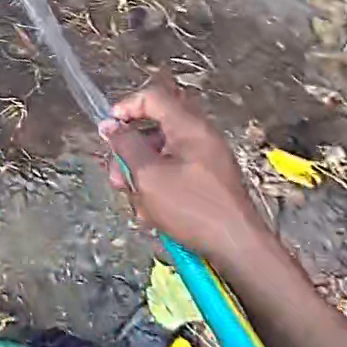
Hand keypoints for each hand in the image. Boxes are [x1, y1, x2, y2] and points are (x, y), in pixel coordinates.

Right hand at [99, 85, 273, 264]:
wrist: (238, 249)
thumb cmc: (193, 208)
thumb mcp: (148, 175)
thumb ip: (126, 146)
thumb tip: (111, 126)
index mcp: (189, 127)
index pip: (153, 97)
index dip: (126, 108)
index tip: (109, 130)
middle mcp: (200, 137)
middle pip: (154, 131)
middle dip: (130, 154)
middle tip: (118, 178)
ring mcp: (207, 161)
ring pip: (161, 157)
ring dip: (142, 177)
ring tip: (138, 204)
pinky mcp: (209, 183)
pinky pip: (175, 175)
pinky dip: (160, 189)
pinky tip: (154, 215)